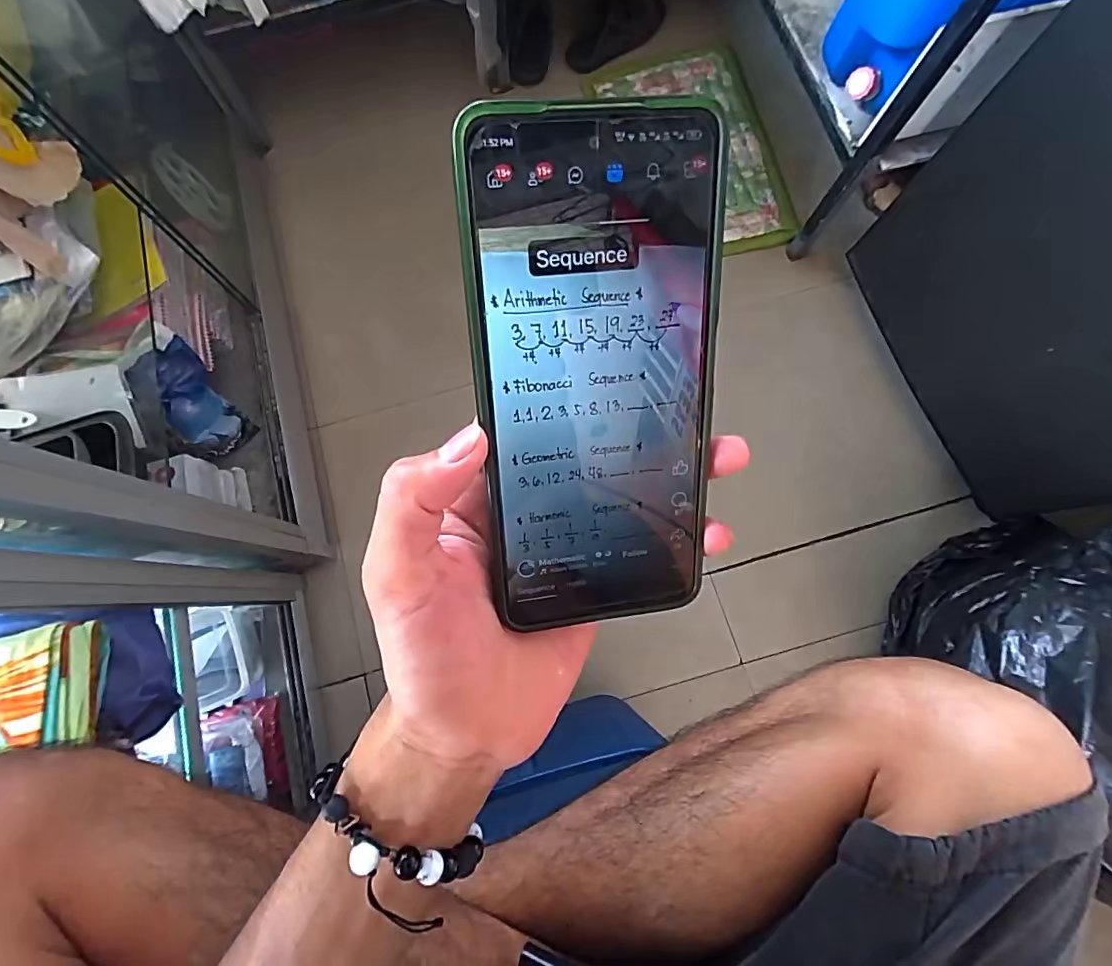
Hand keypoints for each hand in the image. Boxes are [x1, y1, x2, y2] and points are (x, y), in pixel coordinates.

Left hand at [360, 422, 750, 777]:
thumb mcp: (397, 575)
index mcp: (475, 499)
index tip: (604, 377)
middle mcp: (524, 515)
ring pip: (623, 496)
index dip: (561, 402)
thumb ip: (411, 503)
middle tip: (681, 411)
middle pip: (587, 458)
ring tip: (714, 456)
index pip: (521, 434)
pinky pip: (641, 549)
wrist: (469, 733)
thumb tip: (464, 440)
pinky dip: (678, 540)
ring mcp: (565, 546)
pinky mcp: (595, 581)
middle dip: (637, 431)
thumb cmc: (424, 658)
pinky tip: (707, 534)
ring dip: (672, 476)